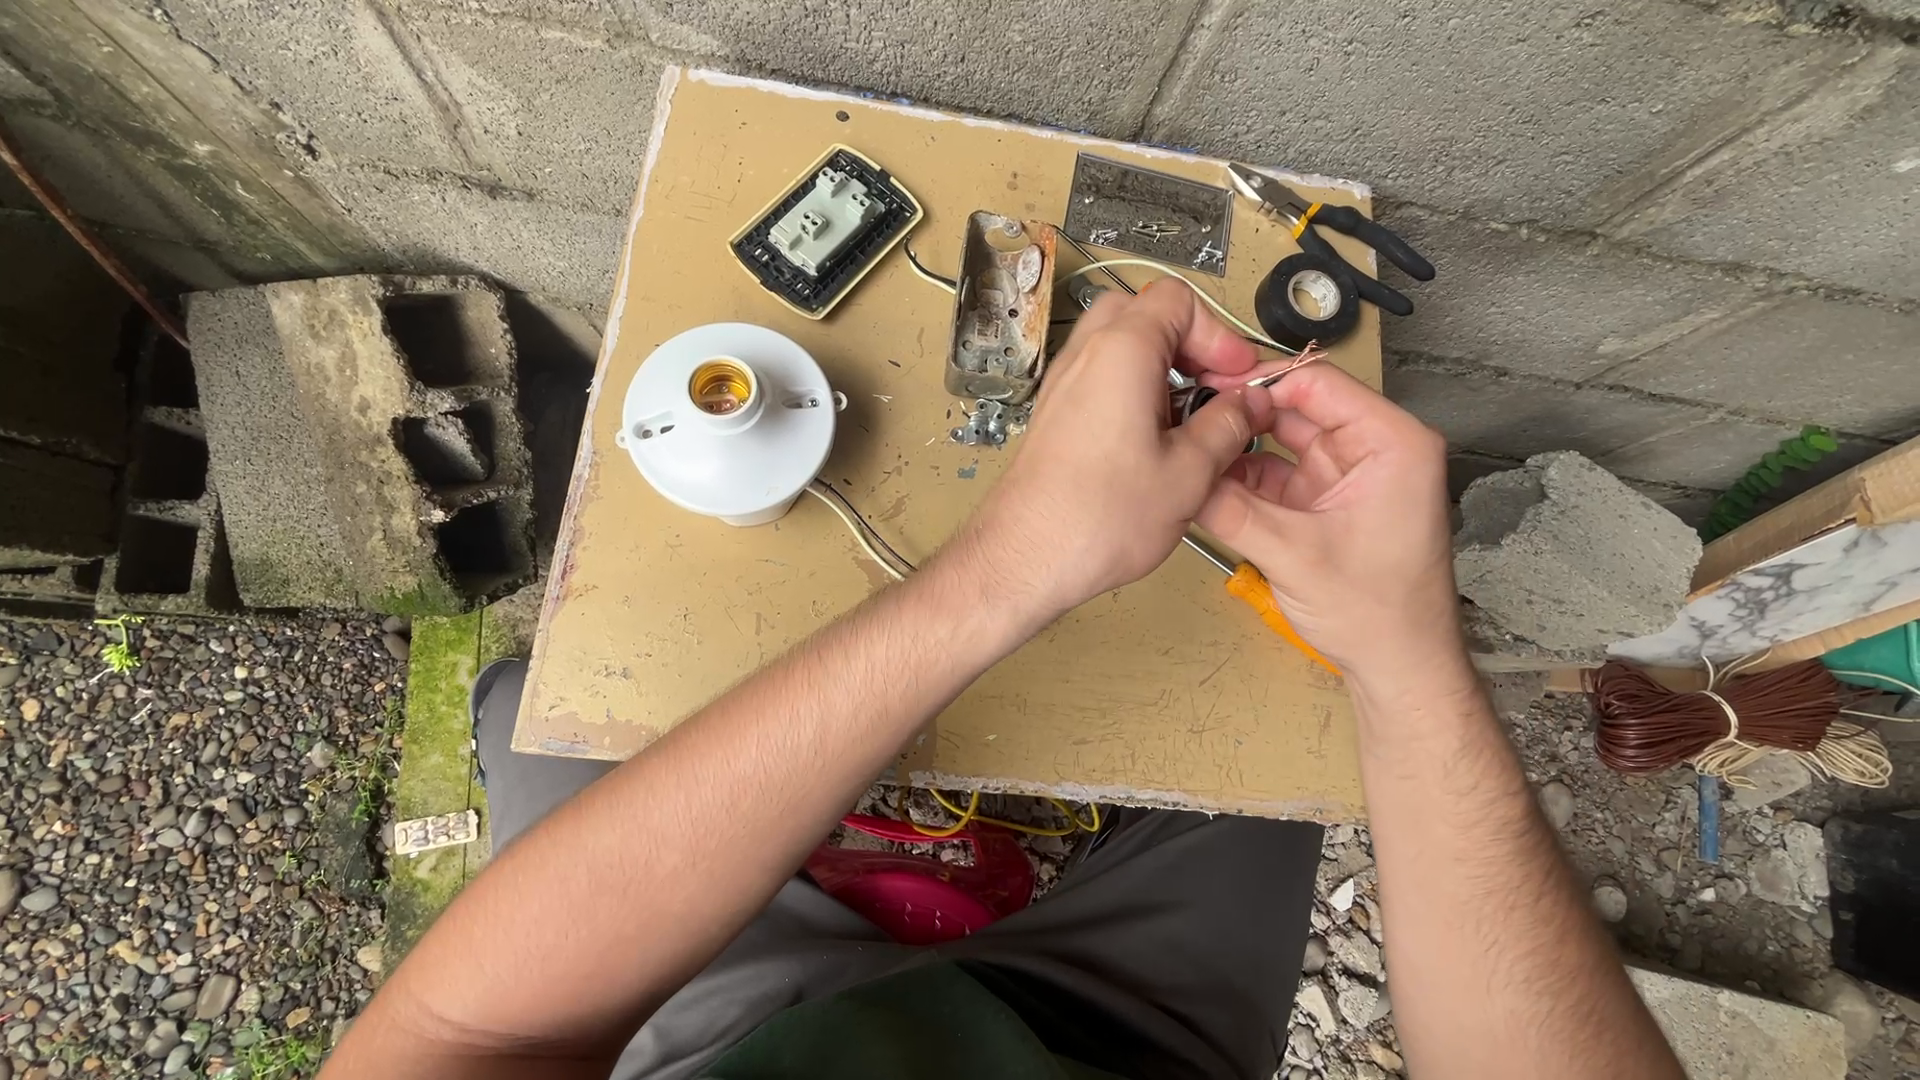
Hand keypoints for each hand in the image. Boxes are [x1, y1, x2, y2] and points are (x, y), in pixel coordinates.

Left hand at [962, 280, 1273, 617]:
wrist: (1024, 558)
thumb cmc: (1102, 517)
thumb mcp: (1188, 473)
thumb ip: (1228, 425)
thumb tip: (1250, 402)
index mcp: (1120, 350)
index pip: (1176, 300)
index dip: (1218, 334)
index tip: (1237, 378)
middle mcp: (1083, 356)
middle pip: (1142, 315)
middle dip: (1186, 346)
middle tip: (1212, 391)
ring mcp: (1061, 386)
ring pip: (1117, 350)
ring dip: (1159, 373)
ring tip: (1186, 425)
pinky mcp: (1052, 417)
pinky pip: (1097, 383)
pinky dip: (1130, 395)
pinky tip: (1150, 446)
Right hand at [1194, 361, 1459, 685]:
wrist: (1396, 665)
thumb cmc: (1378, 611)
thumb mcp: (1295, 555)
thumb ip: (1232, 511)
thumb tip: (1180, 476)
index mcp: (1389, 443)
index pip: (1317, 385)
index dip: (1259, 382)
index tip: (1206, 387)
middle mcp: (1369, 450)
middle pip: (1294, 409)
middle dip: (1241, 413)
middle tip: (1187, 415)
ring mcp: (1342, 476)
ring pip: (1279, 441)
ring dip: (1236, 447)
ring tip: (1190, 448)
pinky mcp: (1321, 501)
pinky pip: (1273, 474)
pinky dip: (1240, 479)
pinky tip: (1205, 480)